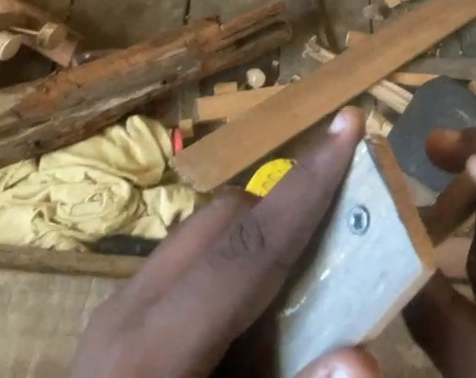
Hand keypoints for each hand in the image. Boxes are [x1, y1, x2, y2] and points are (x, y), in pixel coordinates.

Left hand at [73, 108, 376, 377]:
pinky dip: (234, 279)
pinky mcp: (115, 332)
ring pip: (204, 239)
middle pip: (224, 222)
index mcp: (151, 352)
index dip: (309, 185)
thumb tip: (361, 355)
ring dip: (263, 244)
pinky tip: (256, 335)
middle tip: (351, 226)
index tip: (352, 121)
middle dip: (290, 209)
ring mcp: (114, 319)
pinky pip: (188, 272)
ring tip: (308, 291)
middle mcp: (126, 315)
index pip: (247, 246)